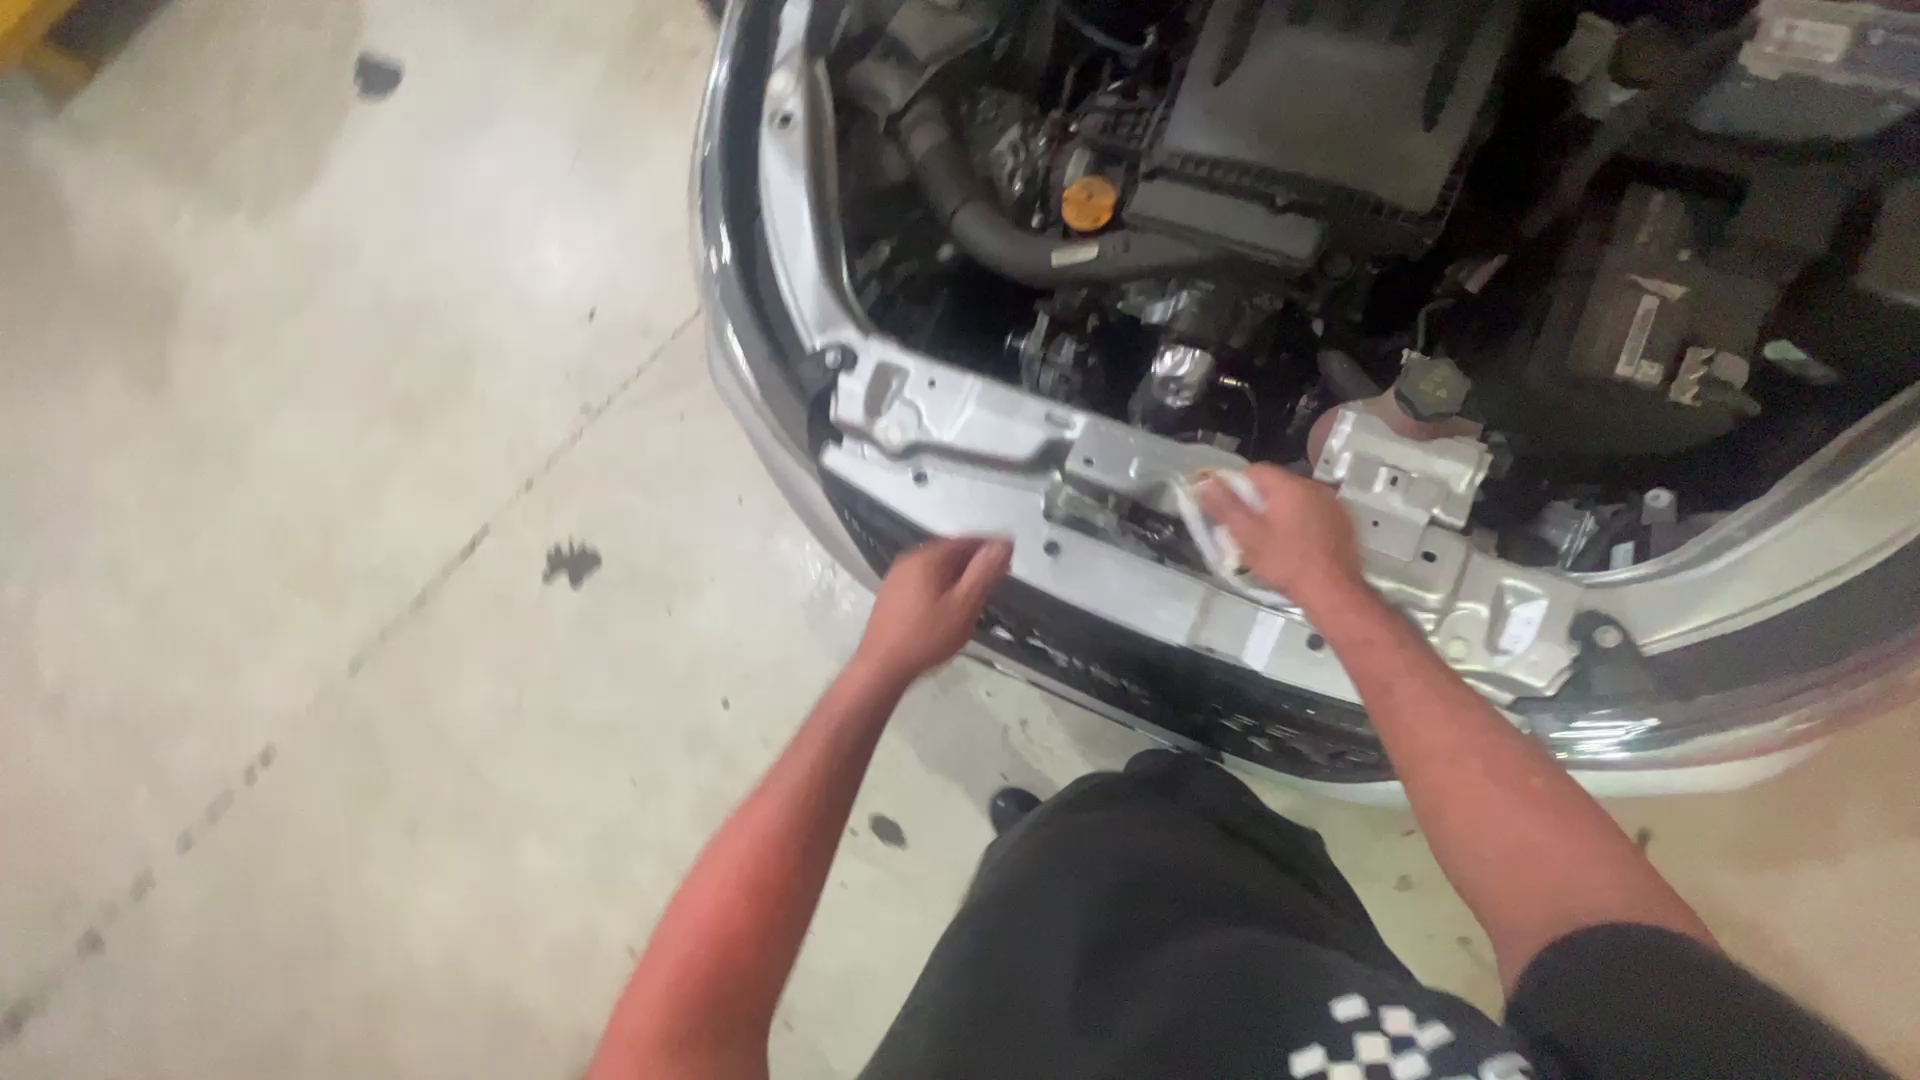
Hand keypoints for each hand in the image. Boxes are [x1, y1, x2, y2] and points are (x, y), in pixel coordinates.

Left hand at [850, 536, 1012, 686]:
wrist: (881, 666)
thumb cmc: (927, 636)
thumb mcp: (964, 605)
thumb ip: (984, 572)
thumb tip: (1004, 543)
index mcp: (928, 557)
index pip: (966, 540)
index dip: (990, 548)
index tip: (1009, 563)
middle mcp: (910, 559)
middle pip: (950, 552)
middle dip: (974, 562)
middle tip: (995, 579)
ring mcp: (897, 576)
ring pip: (936, 567)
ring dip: (958, 574)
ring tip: (975, 593)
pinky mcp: (891, 593)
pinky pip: (923, 580)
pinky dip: (941, 585)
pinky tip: (948, 604)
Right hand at [1198, 464, 1365, 608]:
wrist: (1332, 591)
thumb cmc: (1285, 562)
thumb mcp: (1247, 536)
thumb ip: (1225, 506)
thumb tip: (1204, 482)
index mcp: (1289, 486)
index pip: (1256, 470)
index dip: (1237, 485)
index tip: (1228, 507)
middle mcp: (1314, 487)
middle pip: (1277, 483)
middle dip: (1258, 499)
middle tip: (1245, 525)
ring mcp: (1333, 503)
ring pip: (1296, 497)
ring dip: (1280, 509)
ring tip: (1269, 536)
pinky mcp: (1344, 521)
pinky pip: (1314, 510)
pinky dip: (1300, 519)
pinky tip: (1295, 542)